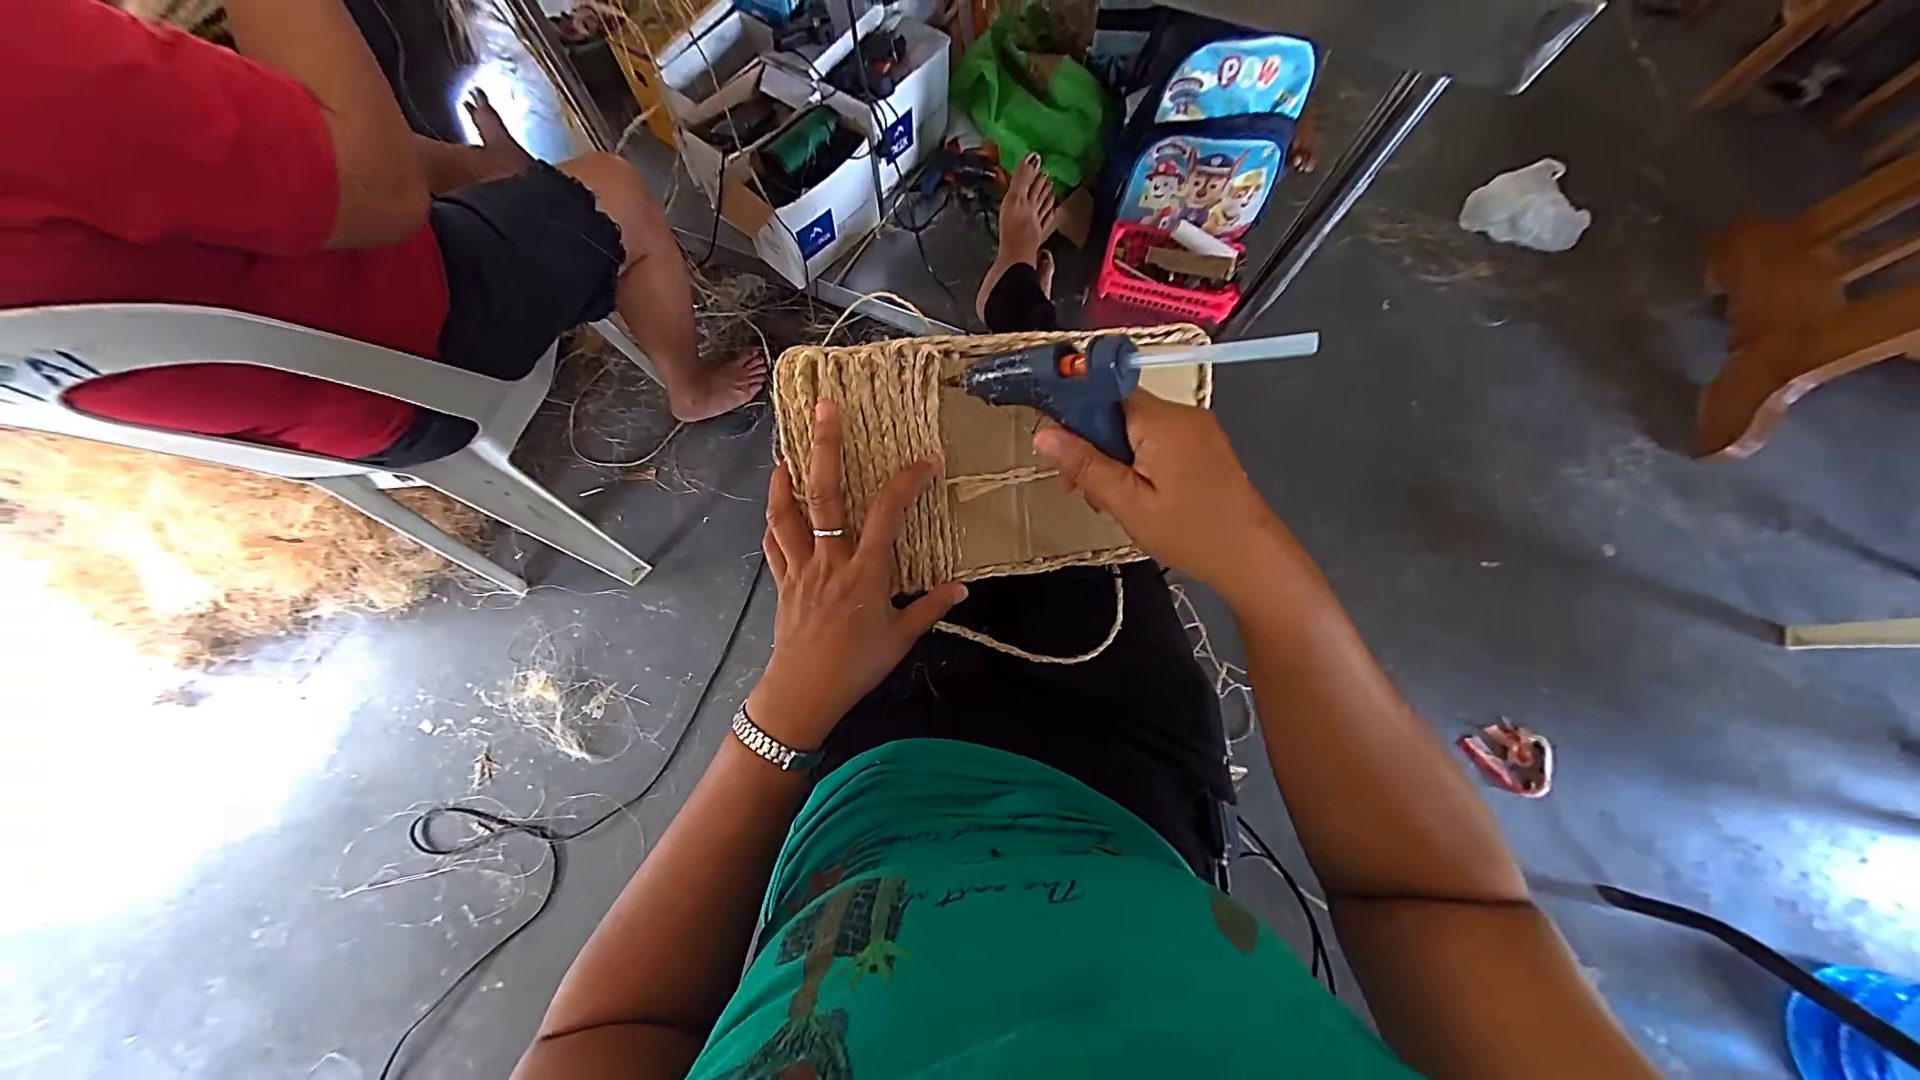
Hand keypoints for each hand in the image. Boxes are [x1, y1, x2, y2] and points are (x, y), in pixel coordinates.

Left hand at [748, 400, 968, 750]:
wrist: (803, 694)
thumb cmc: (857, 665)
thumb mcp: (901, 638)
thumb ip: (930, 608)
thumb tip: (961, 589)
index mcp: (865, 572)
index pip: (887, 514)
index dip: (906, 483)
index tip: (924, 462)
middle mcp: (830, 560)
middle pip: (825, 495)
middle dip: (824, 448)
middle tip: (824, 410)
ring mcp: (801, 568)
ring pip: (787, 514)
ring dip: (785, 479)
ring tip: (785, 451)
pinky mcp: (782, 581)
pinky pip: (774, 544)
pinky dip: (773, 519)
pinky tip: (776, 503)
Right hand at [1032, 389, 1282, 597]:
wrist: (1250, 557)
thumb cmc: (1192, 533)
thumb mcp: (1128, 504)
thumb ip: (1085, 465)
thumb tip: (1044, 435)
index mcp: (1163, 421)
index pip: (1105, 392)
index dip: (1074, 412)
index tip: (1056, 445)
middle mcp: (1181, 414)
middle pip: (1118, 411)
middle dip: (1091, 445)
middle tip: (1077, 488)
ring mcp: (1195, 429)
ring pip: (1134, 428)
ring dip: (1112, 457)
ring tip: (1107, 499)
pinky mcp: (1201, 445)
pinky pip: (1155, 440)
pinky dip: (1135, 462)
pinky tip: (1132, 494)